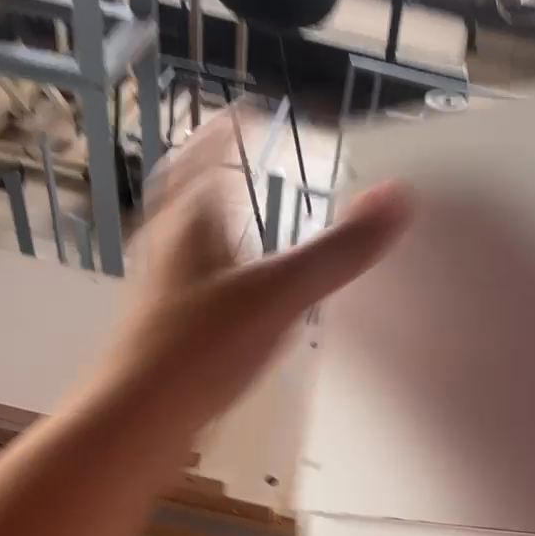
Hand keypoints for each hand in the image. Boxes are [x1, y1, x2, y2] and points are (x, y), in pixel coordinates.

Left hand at [94, 115, 411, 433]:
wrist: (135, 423)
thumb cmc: (200, 350)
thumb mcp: (279, 297)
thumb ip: (338, 251)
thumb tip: (400, 196)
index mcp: (190, 225)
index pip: (203, 157)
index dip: (226, 132)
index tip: (250, 113)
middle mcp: (167, 250)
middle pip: (184, 195)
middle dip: (211, 173)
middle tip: (236, 160)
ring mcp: (159, 294)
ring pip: (185, 244)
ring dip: (210, 226)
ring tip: (238, 224)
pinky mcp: (160, 334)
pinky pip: (190, 288)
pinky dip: (212, 277)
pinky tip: (229, 303)